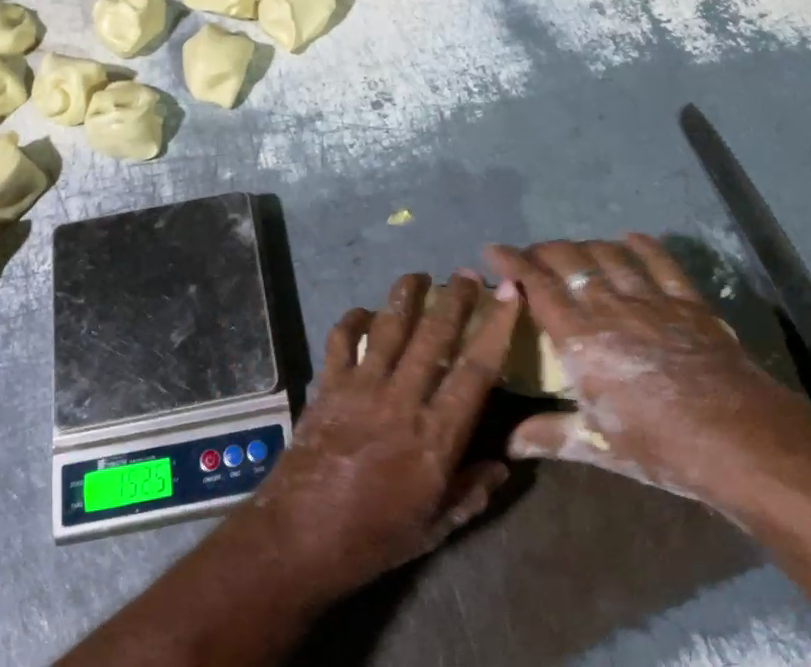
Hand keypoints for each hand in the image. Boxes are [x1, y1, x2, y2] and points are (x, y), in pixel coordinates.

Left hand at [239, 274, 520, 600]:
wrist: (301, 536)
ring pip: (388, 328)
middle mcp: (402, 400)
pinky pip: (341, 341)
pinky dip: (353, 321)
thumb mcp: (435, 526)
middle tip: (465, 273)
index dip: (496, 328)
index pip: (476, 369)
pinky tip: (363, 312)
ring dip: (405, 297)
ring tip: (418, 276)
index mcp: (436, 435)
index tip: (509, 294)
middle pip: (433, 336)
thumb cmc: (375, 538)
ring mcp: (360, 389)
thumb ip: (472, 492)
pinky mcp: (327, 387)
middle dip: (453, 299)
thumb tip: (503, 465)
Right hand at [485, 235, 810, 502]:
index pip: (537, 285)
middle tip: (529, 256)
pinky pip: (661, 263)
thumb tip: (507, 443)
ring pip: (609, 255)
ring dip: (584, 247)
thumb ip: (549, 435)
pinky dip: (641, 246)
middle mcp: (610, 308)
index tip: (493, 251)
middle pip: (569, 260)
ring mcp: (652, 301)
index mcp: (580, 340)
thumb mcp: (597, 447)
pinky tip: (630, 239)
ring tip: (572, 252)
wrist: (741, 440)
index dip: (512, 262)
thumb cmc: (660, 446)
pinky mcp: (688, 304)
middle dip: (543, 250)